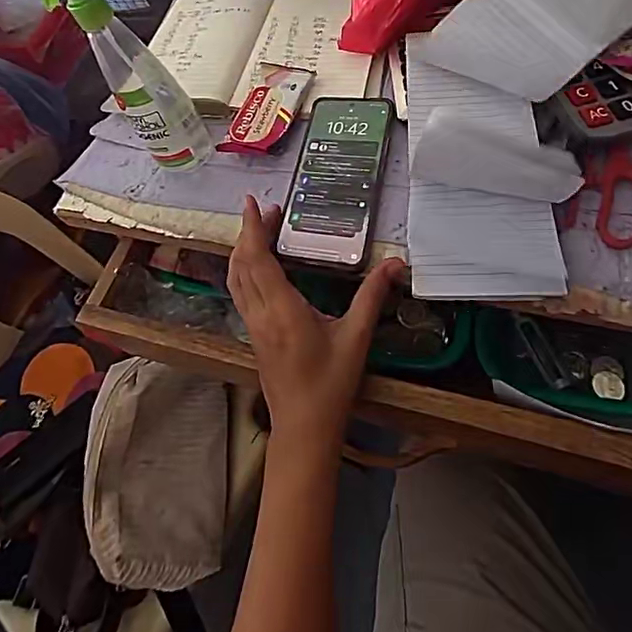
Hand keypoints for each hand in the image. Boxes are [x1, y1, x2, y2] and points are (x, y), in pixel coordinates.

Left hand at [228, 195, 405, 446]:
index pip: (258, 259)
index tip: (252, 203)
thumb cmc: (331, 385)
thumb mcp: (356, 337)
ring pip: (236, 279)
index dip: (252, 228)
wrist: (303, 428)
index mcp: (282, 310)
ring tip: (259, 231)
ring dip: (243, 250)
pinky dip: (244, 270)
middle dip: (249, 232)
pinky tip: (259, 267)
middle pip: (242, 264)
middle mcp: (260, 314)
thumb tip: (395, 264)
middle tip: (266, 211)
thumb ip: (373, 296)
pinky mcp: (254, 335)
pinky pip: (240, 293)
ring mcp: (253, 326)